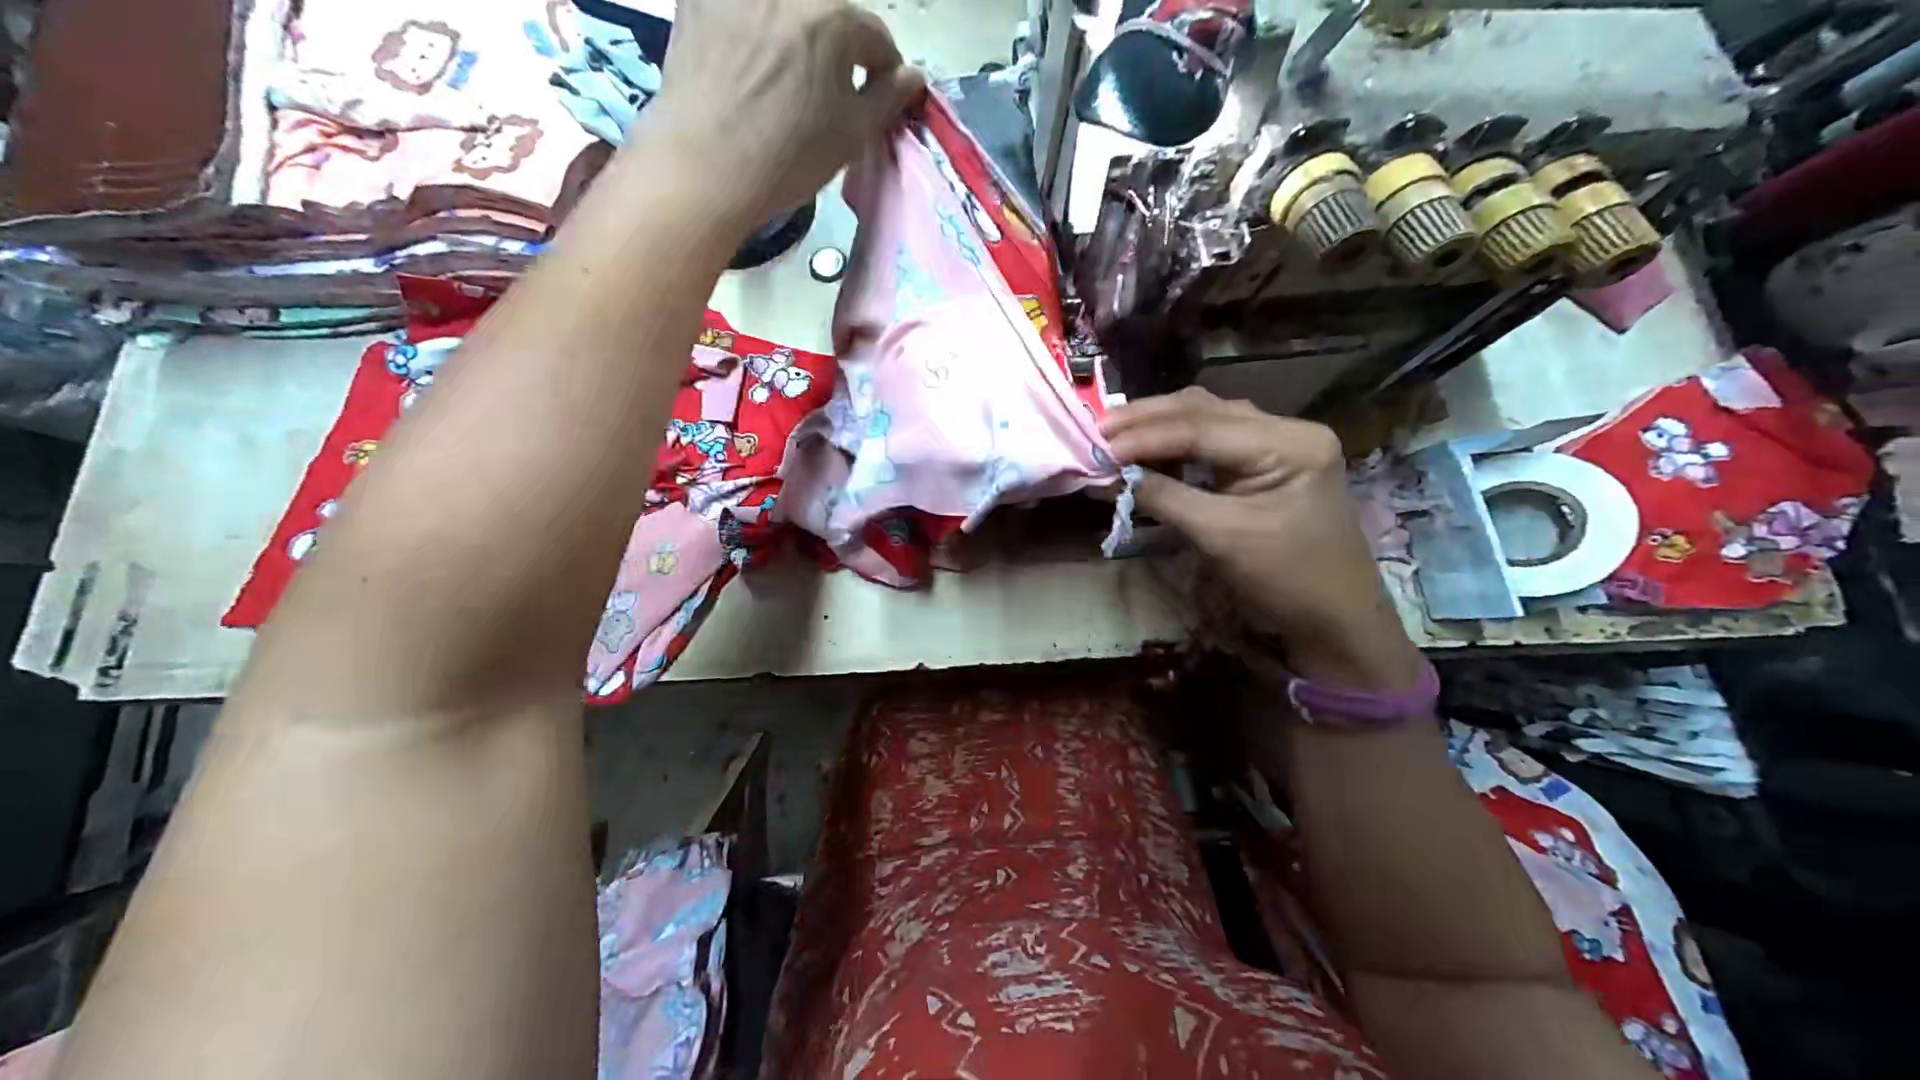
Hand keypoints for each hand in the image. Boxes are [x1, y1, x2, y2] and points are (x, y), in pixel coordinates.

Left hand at [637, 0, 925, 229]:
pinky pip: (739, 9)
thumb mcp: (851, 135)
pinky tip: (745, 61)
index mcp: (833, 16)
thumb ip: (886, 98)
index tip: (877, 94)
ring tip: (785, 75)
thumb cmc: (788, 157)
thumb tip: (912, 77)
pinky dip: (749, 27)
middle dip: (837, 47)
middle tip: (828, 88)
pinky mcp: (697, 0)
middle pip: (827, 14)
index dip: (883, 70)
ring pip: (782, 13)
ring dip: (793, 35)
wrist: (703, 168)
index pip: (875, 36)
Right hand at [1102, 388, 1425, 692]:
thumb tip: (1108, 476)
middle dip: (1148, 419)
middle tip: (1099, 430)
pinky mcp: (1267, 462)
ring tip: (1114, 436)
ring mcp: (1279, 444)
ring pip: (1207, 419)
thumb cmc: (1286, 580)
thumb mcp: (1220, 537)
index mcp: (1290, 443)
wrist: (1335, 619)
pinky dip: (1176, 445)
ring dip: (1159, 426)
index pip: (1203, 427)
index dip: (1146, 436)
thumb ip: (1164, 497)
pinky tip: (1147, 450)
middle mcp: (1287, 430)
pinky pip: (1214, 441)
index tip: (1099, 447)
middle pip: (1205, 410)